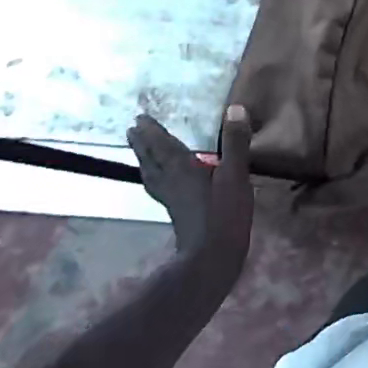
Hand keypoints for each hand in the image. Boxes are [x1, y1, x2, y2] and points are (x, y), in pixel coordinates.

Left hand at [127, 106, 253, 266]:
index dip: (152, 131)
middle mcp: (171, 182)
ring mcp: (172, 200)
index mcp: (182, 168)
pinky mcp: (177, 214)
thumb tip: (234, 108)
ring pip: (152, 175)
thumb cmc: (223, 214)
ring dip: (145, 160)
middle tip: (132, 130)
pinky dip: (155, 178)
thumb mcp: (235, 175)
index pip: (163, 145)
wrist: (211, 260)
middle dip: (143, 143)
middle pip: (152, 159)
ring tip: (139, 152)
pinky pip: (159, 188)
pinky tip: (161, 183)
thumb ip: (235, 142)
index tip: (139, 118)